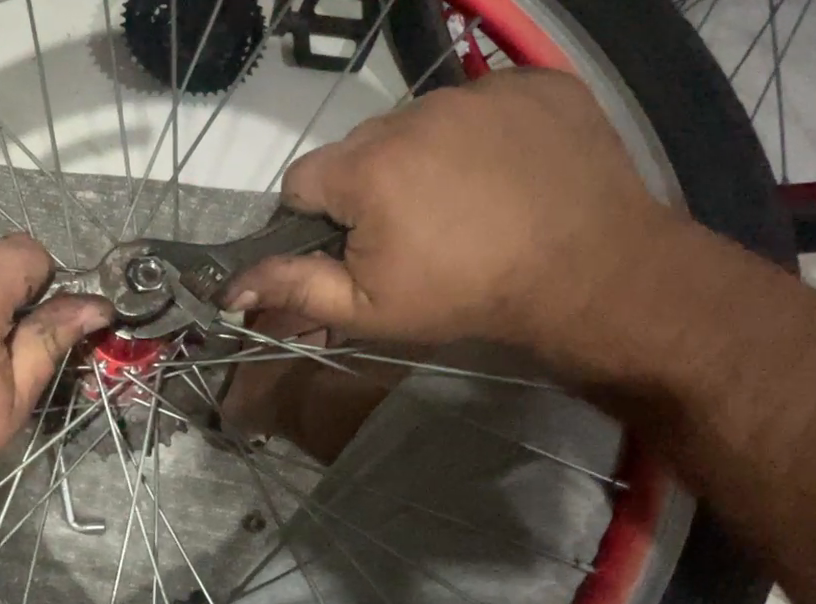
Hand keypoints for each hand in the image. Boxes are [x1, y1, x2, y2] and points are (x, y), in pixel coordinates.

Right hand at [227, 70, 681, 357]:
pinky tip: (494, 175)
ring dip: (415, 159)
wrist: (588, 269)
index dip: (313, 219)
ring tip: (453, 203)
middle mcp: (414, 114)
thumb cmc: (461, 295)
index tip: (347, 248)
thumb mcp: (365, 308)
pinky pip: (473, 104)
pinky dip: (471, 136)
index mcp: (366, 169)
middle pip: (355, 150)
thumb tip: (228, 289)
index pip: (300, 181)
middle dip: (361, 188)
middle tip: (403, 232)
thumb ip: (292, 289)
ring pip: (412, 124)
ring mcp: (477, 92)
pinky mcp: (531, 83)